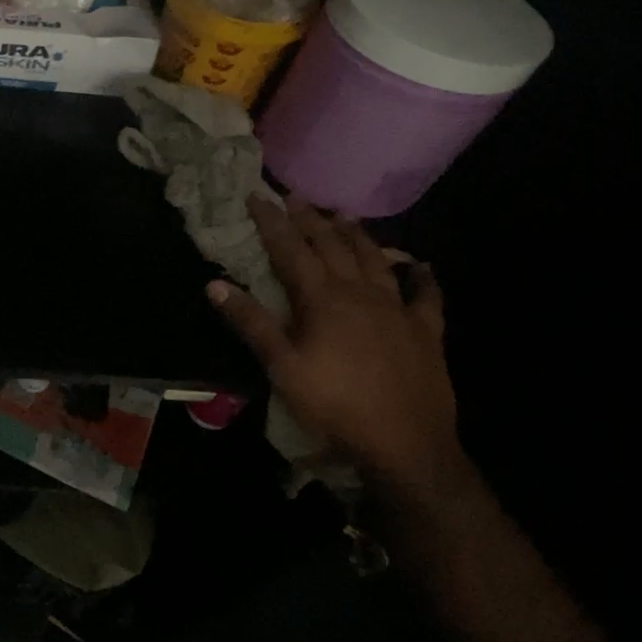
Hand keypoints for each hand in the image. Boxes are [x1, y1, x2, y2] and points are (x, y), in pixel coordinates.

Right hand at [208, 197, 458, 495]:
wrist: (406, 445)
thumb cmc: (334, 405)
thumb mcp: (281, 366)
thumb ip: (251, 323)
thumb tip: (214, 283)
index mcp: (323, 300)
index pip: (292, 250)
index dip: (273, 222)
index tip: (257, 196)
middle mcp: (361, 294)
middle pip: (333, 246)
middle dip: (310, 219)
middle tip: (294, 196)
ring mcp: (398, 310)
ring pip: (375, 260)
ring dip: (356, 235)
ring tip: (342, 215)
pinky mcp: (426, 332)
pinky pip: (426, 296)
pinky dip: (421, 277)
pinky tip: (420, 266)